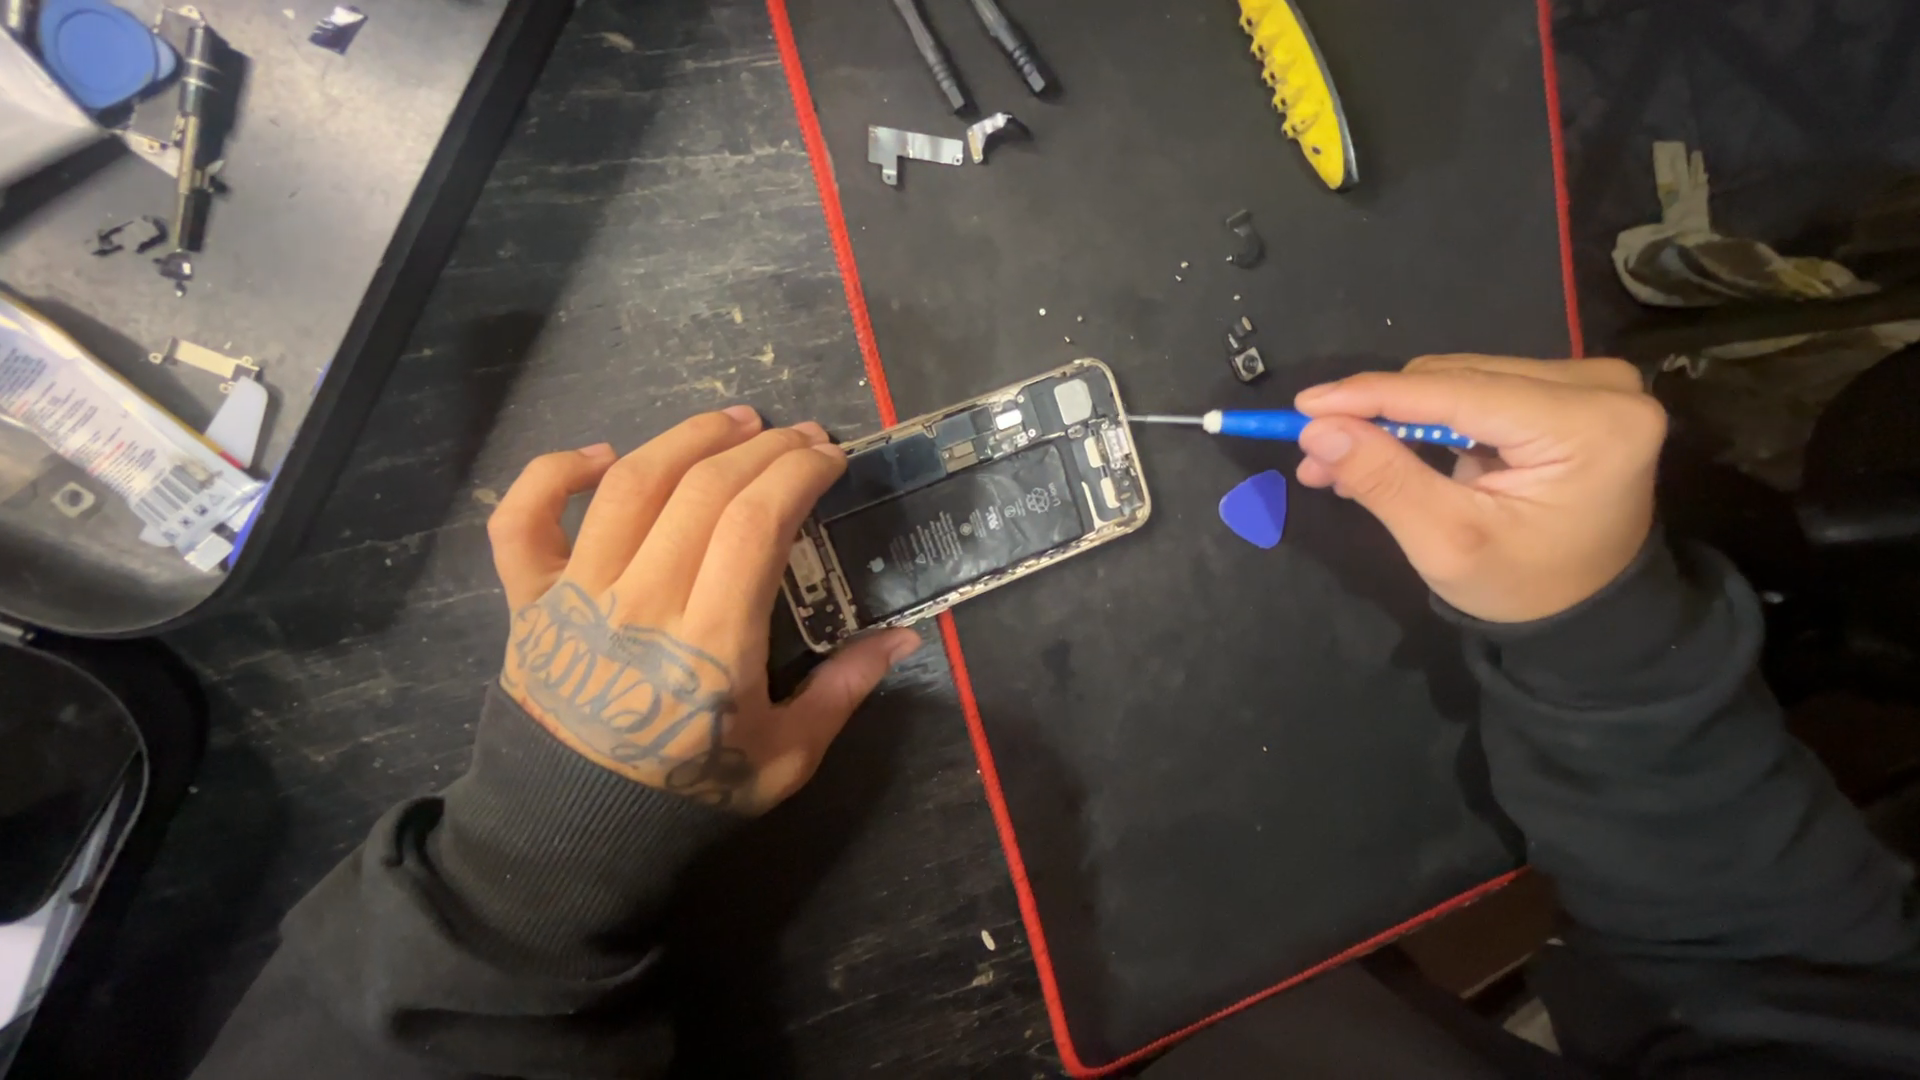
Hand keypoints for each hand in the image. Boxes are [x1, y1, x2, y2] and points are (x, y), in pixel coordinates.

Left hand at [486, 408, 920, 813]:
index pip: (756, 520)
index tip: (831, 458)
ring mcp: (575, 594)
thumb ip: (845, 689)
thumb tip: (906, 637)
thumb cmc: (692, 791)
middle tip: (802, 437)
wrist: (574, 833)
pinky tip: (600, 454)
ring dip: (687, 437)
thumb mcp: (788, 755)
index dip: (799, 472)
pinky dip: (553, 472)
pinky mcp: (528, 600)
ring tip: (734, 421)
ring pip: (629, 483)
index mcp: (710, 640)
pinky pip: (523, 519)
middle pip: (703, 489)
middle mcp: (640, 600)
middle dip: (764, 448)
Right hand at [1293, 356, 1666, 622]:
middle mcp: (1597, 387)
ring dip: (1389, 419)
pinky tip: (1381, 452)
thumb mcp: (1444, 542)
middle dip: (1375, 416)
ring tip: (1340, 464)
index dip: (1372, 395)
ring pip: (1452, 381)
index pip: (1457, 392)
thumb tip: (1316, 430)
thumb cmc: (1519, 584)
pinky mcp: (1563, 393)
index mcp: (1589, 426)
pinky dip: (1416, 421)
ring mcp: (1584, 385)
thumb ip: (1384, 479)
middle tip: (1315, 457)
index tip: (1303, 406)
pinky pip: (1468, 391)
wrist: (1580, 607)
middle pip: (1452, 380)